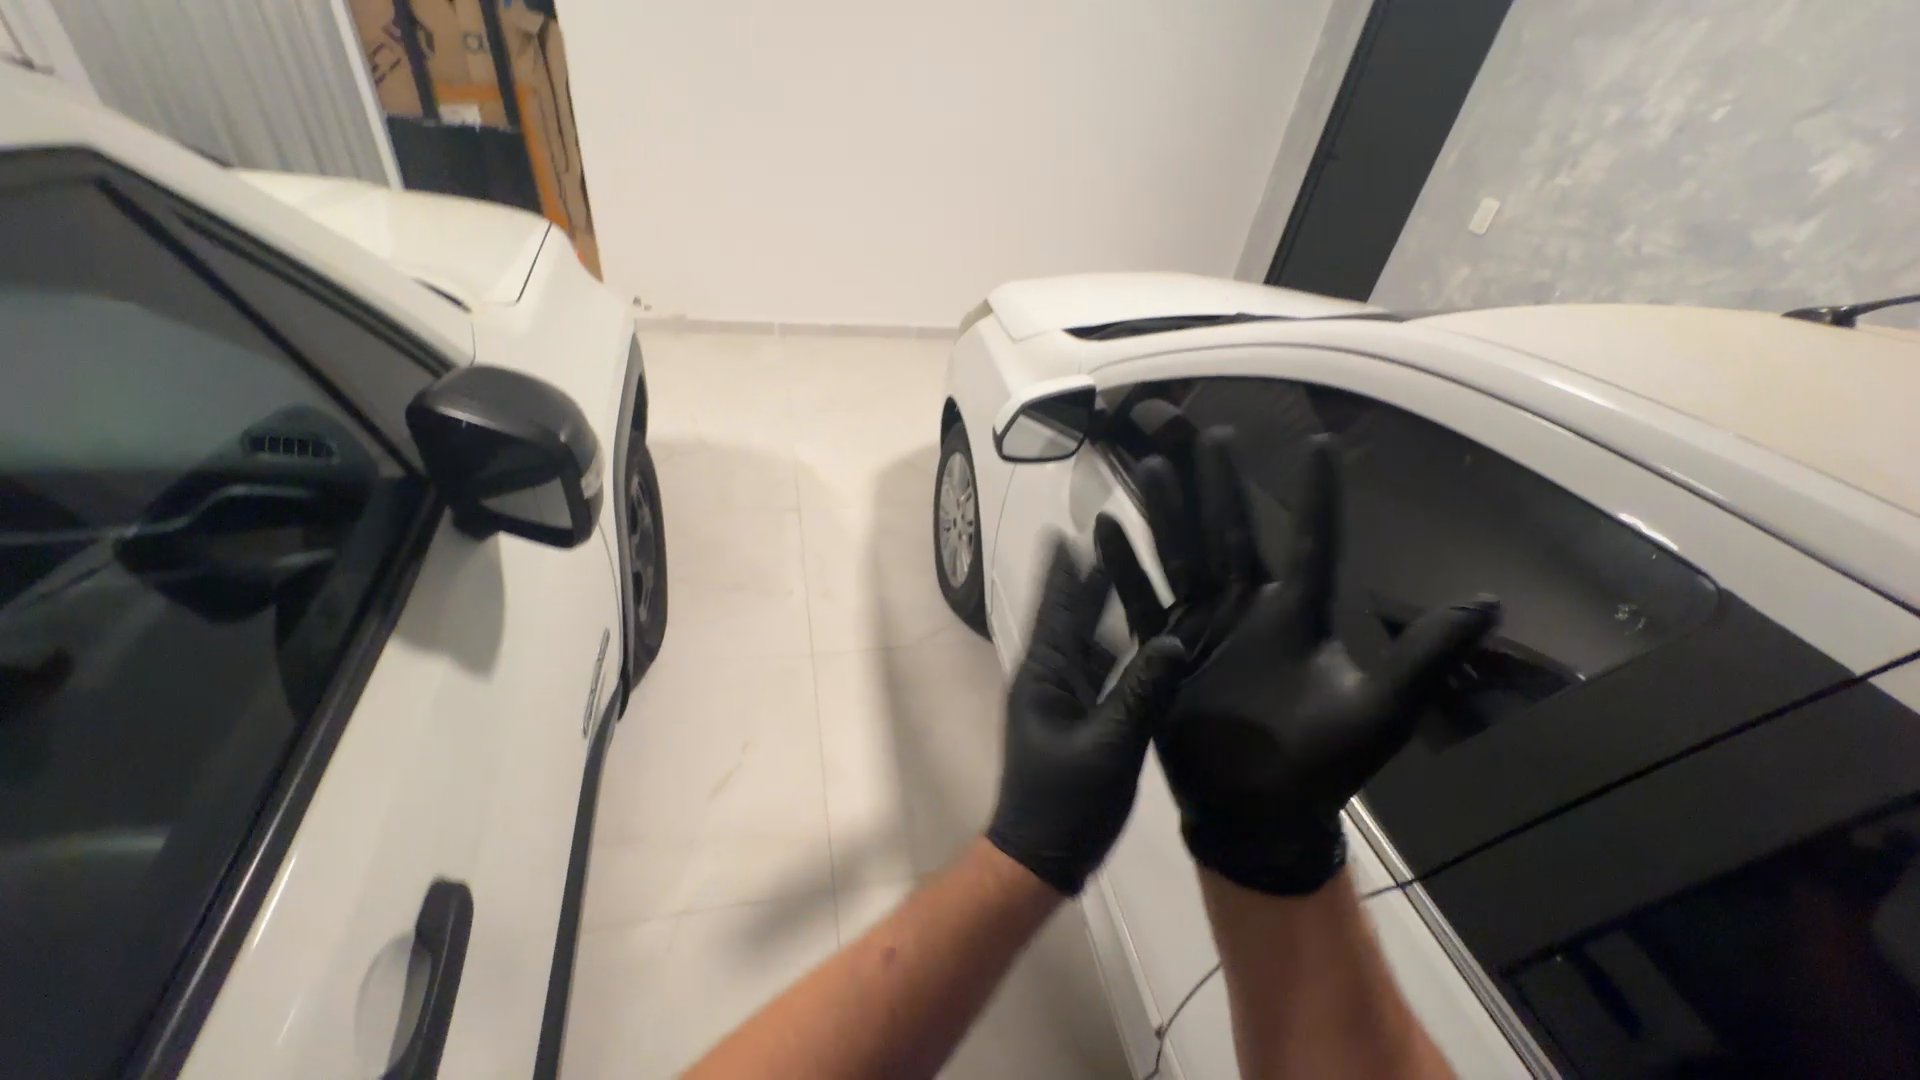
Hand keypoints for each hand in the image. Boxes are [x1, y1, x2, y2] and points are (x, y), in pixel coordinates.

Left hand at [986, 539, 1186, 895]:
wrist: (1042, 855)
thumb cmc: (1066, 801)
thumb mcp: (1109, 746)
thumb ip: (1141, 694)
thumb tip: (1175, 642)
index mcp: (1044, 676)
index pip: (1055, 610)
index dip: (1062, 572)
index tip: (1067, 533)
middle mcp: (1048, 678)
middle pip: (1069, 620)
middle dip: (1085, 583)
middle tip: (1108, 544)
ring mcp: (1060, 700)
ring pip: (1084, 644)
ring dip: (1100, 613)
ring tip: (1127, 579)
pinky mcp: (1076, 720)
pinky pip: (1096, 672)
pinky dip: (1114, 651)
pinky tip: (1138, 641)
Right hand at [1098, 427, 1498, 894]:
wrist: (1256, 813)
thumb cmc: (1320, 765)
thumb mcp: (1379, 713)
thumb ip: (1422, 657)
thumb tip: (1488, 601)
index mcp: (1298, 614)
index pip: (1310, 541)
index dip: (1316, 495)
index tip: (1319, 443)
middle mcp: (1246, 607)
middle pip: (1229, 532)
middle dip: (1219, 485)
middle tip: (1210, 435)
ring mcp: (1201, 625)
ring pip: (1180, 553)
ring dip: (1166, 511)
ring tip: (1151, 465)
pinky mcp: (1164, 649)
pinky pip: (1140, 597)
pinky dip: (1122, 564)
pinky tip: (1105, 528)